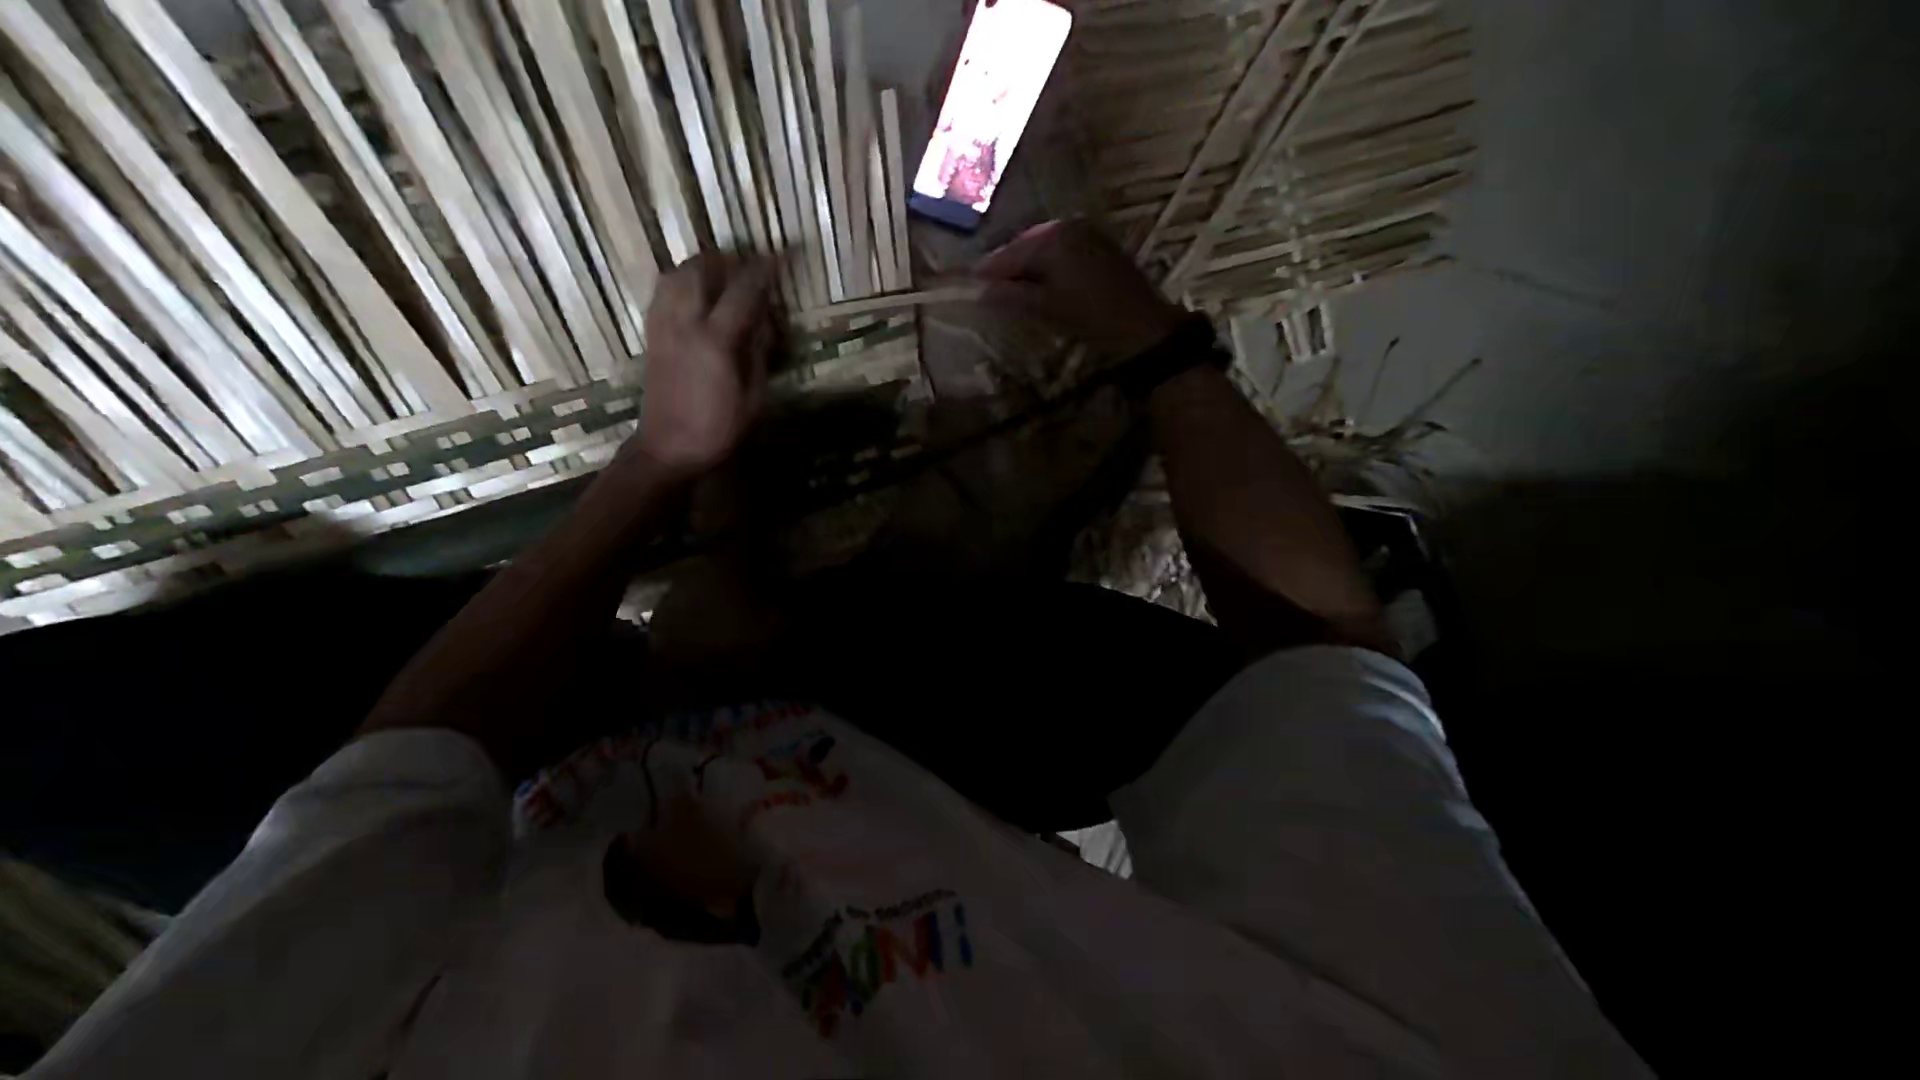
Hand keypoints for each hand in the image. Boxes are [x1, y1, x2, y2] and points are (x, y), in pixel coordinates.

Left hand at [633, 255, 772, 475]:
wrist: (667, 448)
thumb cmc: (718, 429)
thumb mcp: (754, 398)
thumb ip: (759, 354)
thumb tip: (764, 323)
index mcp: (715, 341)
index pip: (743, 291)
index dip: (763, 271)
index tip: (780, 257)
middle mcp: (684, 324)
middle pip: (701, 269)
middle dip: (727, 260)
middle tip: (748, 266)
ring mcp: (663, 327)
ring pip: (676, 275)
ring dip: (701, 266)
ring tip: (722, 275)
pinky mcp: (652, 335)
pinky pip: (663, 292)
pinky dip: (681, 282)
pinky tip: (696, 294)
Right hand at [973, 219, 1187, 359]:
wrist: (1142, 324)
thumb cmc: (1090, 316)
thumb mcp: (1046, 308)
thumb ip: (1011, 296)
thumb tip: (980, 292)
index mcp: (1050, 239)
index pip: (1008, 254)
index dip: (987, 271)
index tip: (968, 284)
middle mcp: (1066, 225)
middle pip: (1025, 245)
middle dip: (1007, 265)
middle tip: (988, 288)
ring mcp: (1085, 231)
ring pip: (1043, 245)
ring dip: (1026, 263)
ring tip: (1012, 286)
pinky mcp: (1098, 242)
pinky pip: (1061, 247)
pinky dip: (1047, 262)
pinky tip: (1041, 280)